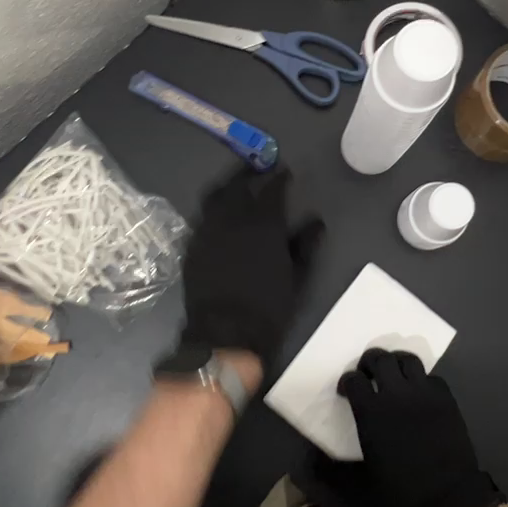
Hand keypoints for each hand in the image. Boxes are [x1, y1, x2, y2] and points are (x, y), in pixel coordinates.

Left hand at [171, 167, 323, 365]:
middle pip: (236, 185)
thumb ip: (307, 244)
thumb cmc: (269, 308)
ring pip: (213, 198)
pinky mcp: (191, 248)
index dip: (280, 178)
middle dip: (246, 174)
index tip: (286, 172)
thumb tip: (316, 222)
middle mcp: (232, 221)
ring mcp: (206, 233)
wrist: (225, 335)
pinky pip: (202, 219)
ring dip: (226, 188)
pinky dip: (213, 212)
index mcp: (263, 225)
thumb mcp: (299, 277)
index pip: (272, 189)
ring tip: (236, 189)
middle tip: (257, 171)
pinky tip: (221, 218)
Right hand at [333, 349, 506, 506]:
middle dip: (369, 363)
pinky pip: (432, 378)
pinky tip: (418, 396)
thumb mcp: (356, 493)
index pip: (354, 380)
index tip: (345, 393)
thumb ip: (329, 474)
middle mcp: (398, 395)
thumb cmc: (401, 502)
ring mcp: (426, 395)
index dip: (346, 382)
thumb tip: (306, 460)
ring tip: (392, 378)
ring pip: (408, 359)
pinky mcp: (448, 402)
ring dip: (396, 363)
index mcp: (372, 413)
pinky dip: (421, 380)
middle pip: (381, 359)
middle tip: (366, 376)